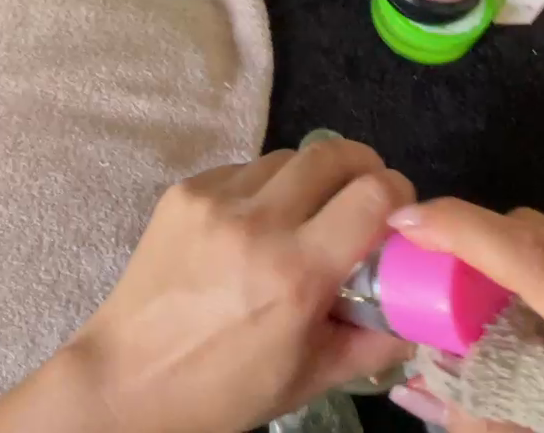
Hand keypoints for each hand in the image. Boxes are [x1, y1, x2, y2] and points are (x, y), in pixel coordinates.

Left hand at [0, 139, 414, 432]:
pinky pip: (243, 169)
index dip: (397, 191)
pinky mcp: (185, 190)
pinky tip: (252, 222)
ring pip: (286, 156)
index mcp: (297, 273)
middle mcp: (258, 222)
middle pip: (331, 153)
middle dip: (360, 163)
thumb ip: (372, 342)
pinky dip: (262, 186)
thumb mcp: (308, 377)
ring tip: (304, 211)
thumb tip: (417, 314)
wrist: (126, 377)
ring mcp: (215, 199)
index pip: (372, 195)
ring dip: (309, 176)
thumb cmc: (222, 389)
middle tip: (364, 189)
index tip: (399, 207)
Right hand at [385, 199, 543, 432]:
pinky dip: (539, 273)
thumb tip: (417, 391)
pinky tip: (528, 319)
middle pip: (537, 234)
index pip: (531, 255)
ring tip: (468, 303)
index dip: (459, 228)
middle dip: (470, 240)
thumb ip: (498, 426)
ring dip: (504, 257)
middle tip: (421, 275)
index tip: (401, 221)